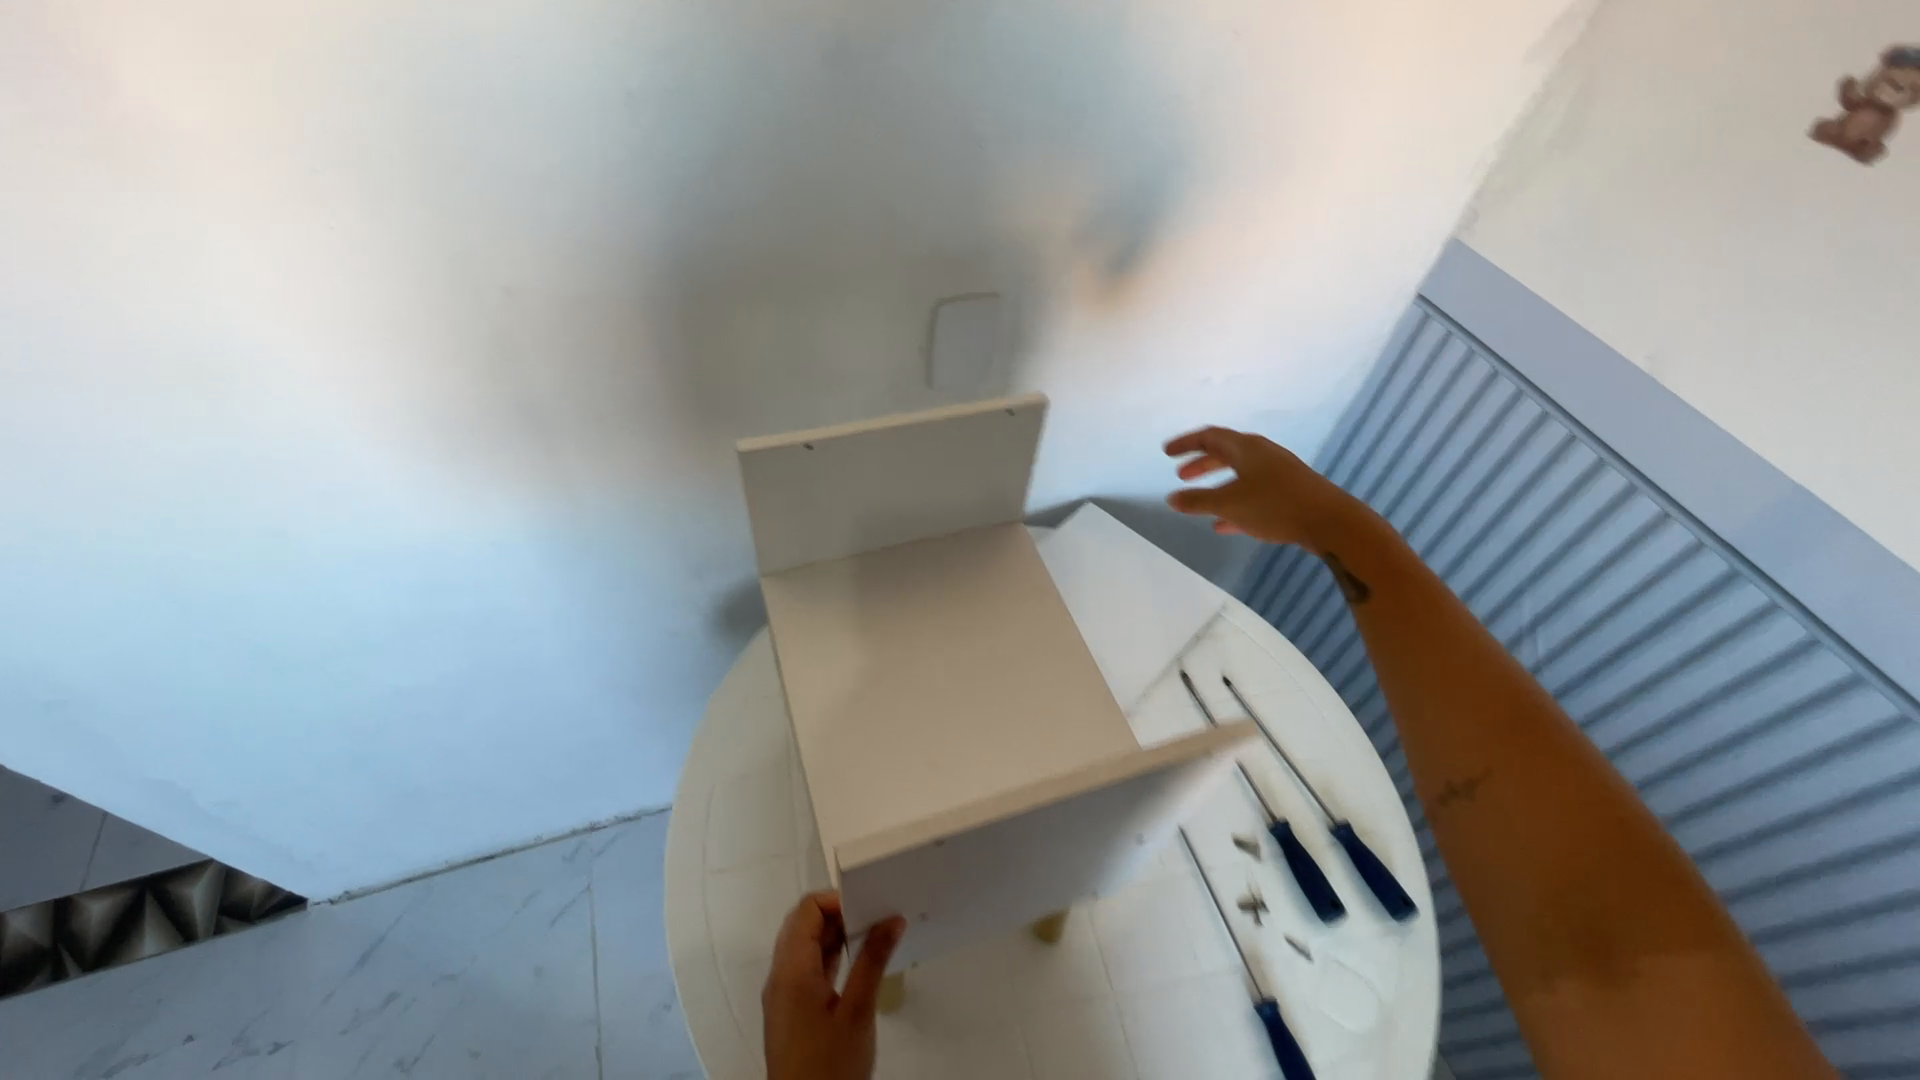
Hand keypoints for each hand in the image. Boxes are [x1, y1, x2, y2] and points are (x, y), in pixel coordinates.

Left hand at [763, 891, 906, 1079]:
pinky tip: (858, 963)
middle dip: (838, 915)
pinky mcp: (790, 1011)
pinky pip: (806, 968)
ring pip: (804, 947)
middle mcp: (780, 976)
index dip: (837, 901)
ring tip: (872, 937)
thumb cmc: (831, 1063)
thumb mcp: (858, 1011)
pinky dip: (829, 957)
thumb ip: (873, 960)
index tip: (869, 907)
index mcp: (791, 970)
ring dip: (835, 936)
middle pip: (803, 925)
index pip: (807, 910)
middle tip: (874, 918)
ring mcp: (783, 995)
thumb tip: (892, 919)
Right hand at [1163, 426, 1363, 550]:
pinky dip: (1235, 502)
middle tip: (1182, 475)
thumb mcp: (1229, 504)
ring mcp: (1277, 473)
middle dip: (1201, 464)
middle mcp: (1262, 454)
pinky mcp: (1288, 492)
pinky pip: (1253, 493)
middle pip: (1225, 453)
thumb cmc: (1274, 506)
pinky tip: (1224, 525)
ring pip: (1239, 474)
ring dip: (1217, 485)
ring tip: (1200, 501)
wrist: (1330, 521)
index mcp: (1245, 448)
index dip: (1186, 443)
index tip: (1167, 453)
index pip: (1209, 437)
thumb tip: (1171, 499)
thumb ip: (1197, 502)